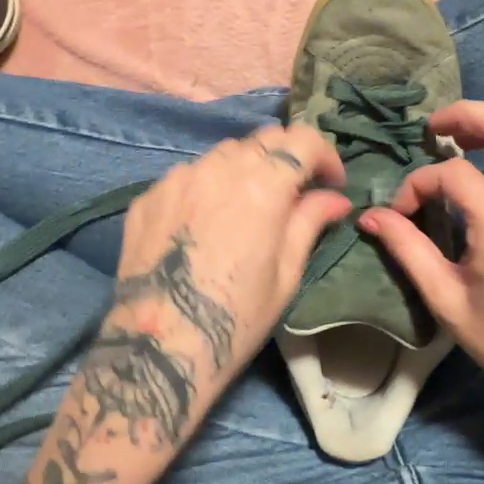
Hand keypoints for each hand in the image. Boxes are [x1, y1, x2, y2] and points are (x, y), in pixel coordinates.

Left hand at [114, 125, 350, 380]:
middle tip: (292, 193)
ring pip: (223, 154)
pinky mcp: (148, 195)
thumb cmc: (236, 316)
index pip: (303, 141)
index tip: (330, 183)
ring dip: (244, 169)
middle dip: (286, 158)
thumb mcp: (286, 274)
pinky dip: (206, 187)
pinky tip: (204, 222)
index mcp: (262, 186)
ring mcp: (178, 178)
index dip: (325, 156)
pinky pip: (188, 175)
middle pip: (264, 139)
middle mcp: (218, 169)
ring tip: (246, 206)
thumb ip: (309, 223)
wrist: (159, 343)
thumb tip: (335, 198)